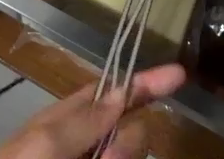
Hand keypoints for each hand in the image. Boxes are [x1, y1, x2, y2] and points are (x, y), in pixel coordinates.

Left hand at [0, 64, 187, 158]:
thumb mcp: (44, 143)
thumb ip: (85, 118)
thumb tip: (122, 93)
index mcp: (68, 122)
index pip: (114, 93)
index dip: (146, 82)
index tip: (180, 74)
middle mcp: (87, 144)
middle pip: (131, 130)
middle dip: (129, 143)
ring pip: (130, 155)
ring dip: (122, 157)